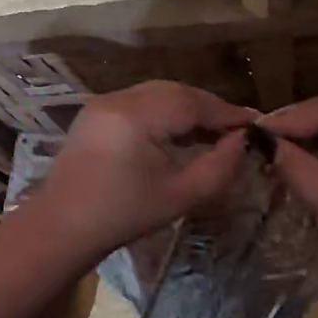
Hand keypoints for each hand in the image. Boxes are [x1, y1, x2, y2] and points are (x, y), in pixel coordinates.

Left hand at [29, 81, 255, 261]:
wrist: (62, 226)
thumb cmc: (123, 215)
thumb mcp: (180, 196)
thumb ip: (218, 167)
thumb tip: (242, 141)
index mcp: (135, 117)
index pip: (191, 103)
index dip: (225, 112)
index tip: (255, 122)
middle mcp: (117, 99)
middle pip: (174, 91)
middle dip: (208, 106)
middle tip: (236, 127)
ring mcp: (102, 101)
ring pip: (157, 92)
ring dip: (187, 105)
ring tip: (213, 128)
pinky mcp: (95, 111)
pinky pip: (138, 100)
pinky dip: (163, 109)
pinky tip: (179, 129)